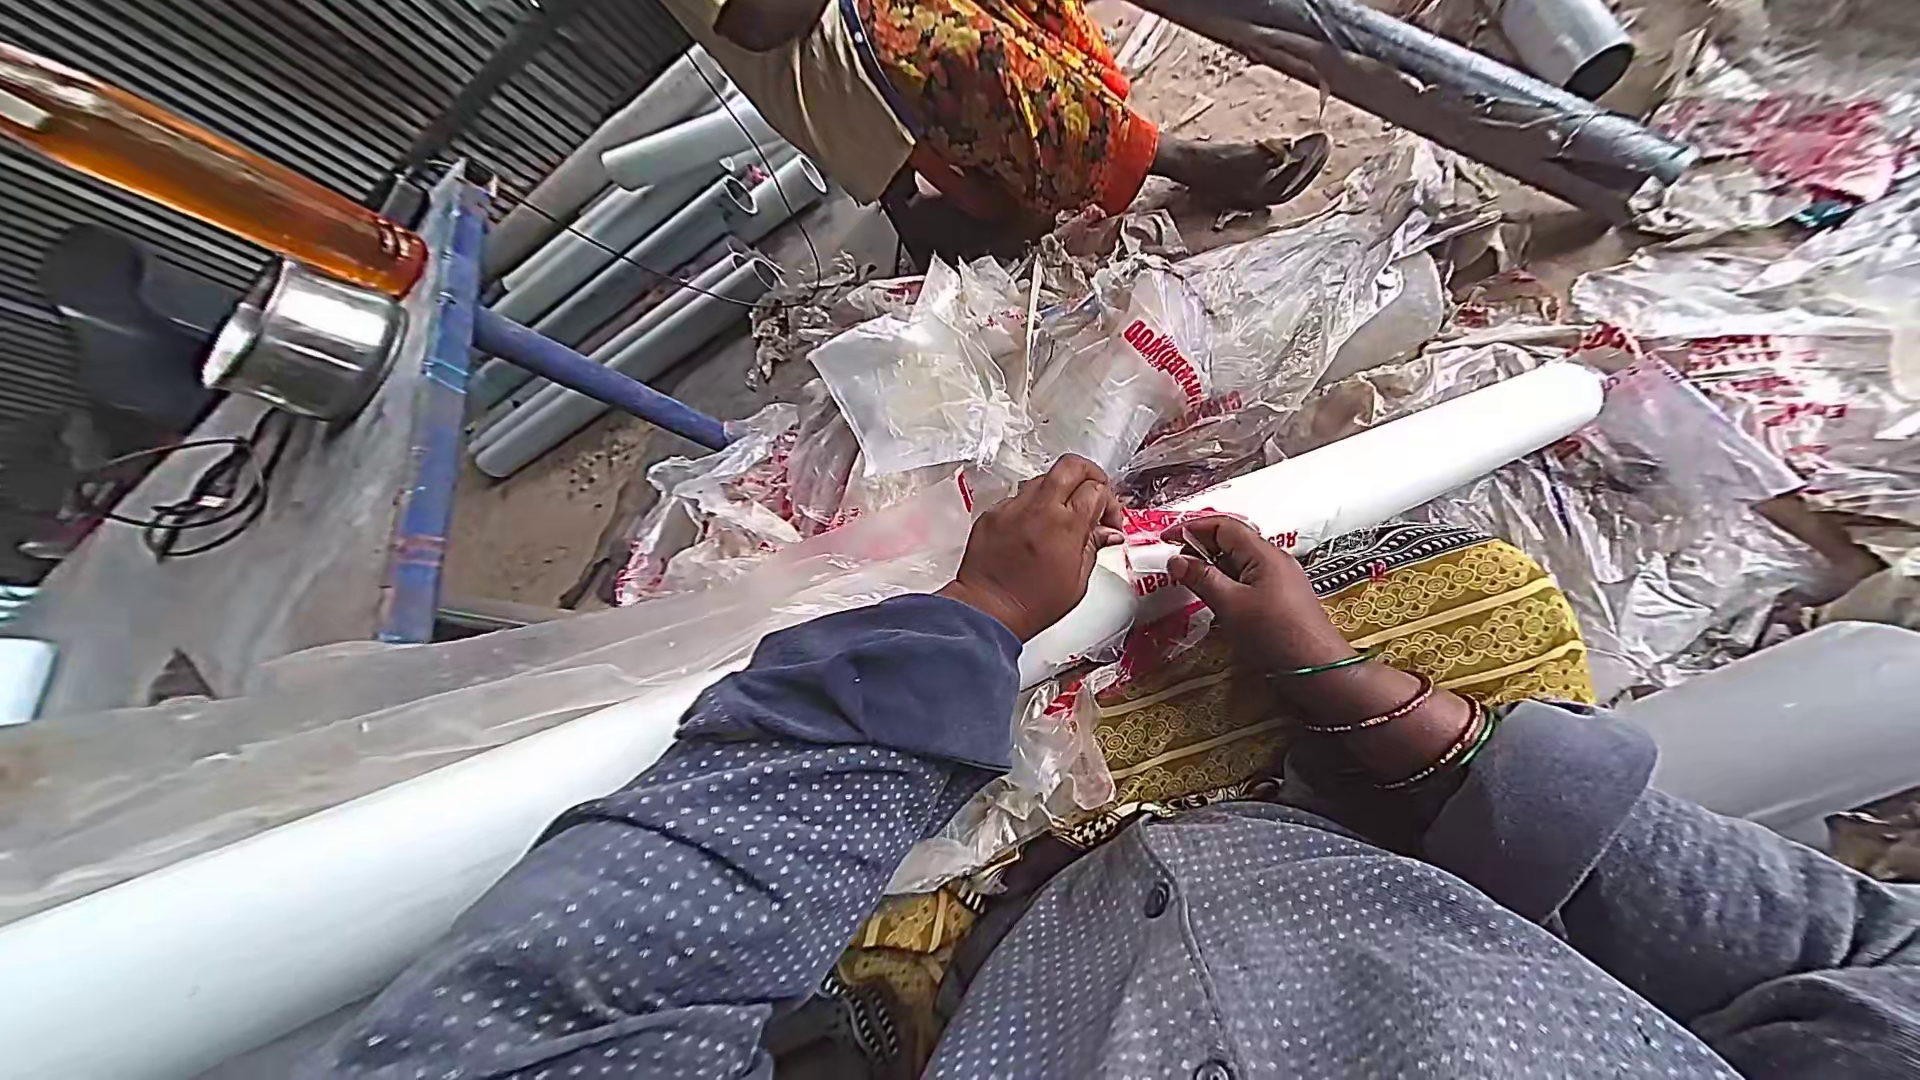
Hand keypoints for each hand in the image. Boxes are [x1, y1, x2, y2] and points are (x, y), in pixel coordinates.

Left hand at [939, 455, 1126, 640]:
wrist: (988, 610)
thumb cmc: (1031, 604)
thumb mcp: (1077, 581)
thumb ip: (1093, 547)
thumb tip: (1107, 532)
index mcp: (1066, 525)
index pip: (1097, 490)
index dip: (1109, 503)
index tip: (1108, 521)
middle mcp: (1038, 509)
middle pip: (1071, 466)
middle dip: (1090, 475)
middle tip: (1094, 495)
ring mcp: (1012, 508)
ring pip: (1043, 478)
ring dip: (1059, 490)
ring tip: (1063, 516)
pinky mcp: (992, 514)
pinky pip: (1017, 498)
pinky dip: (1031, 507)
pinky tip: (1034, 529)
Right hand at [1160, 516, 1352, 673]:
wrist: (1318, 670)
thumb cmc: (1275, 634)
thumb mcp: (1231, 605)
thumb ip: (1201, 578)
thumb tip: (1175, 560)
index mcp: (1263, 554)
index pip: (1223, 526)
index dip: (1191, 527)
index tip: (1165, 539)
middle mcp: (1273, 560)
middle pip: (1230, 540)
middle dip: (1198, 546)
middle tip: (1174, 562)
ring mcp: (1278, 579)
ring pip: (1236, 560)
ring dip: (1209, 565)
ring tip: (1187, 580)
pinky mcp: (1278, 597)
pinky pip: (1244, 578)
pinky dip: (1223, 580)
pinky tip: (1212, 596)